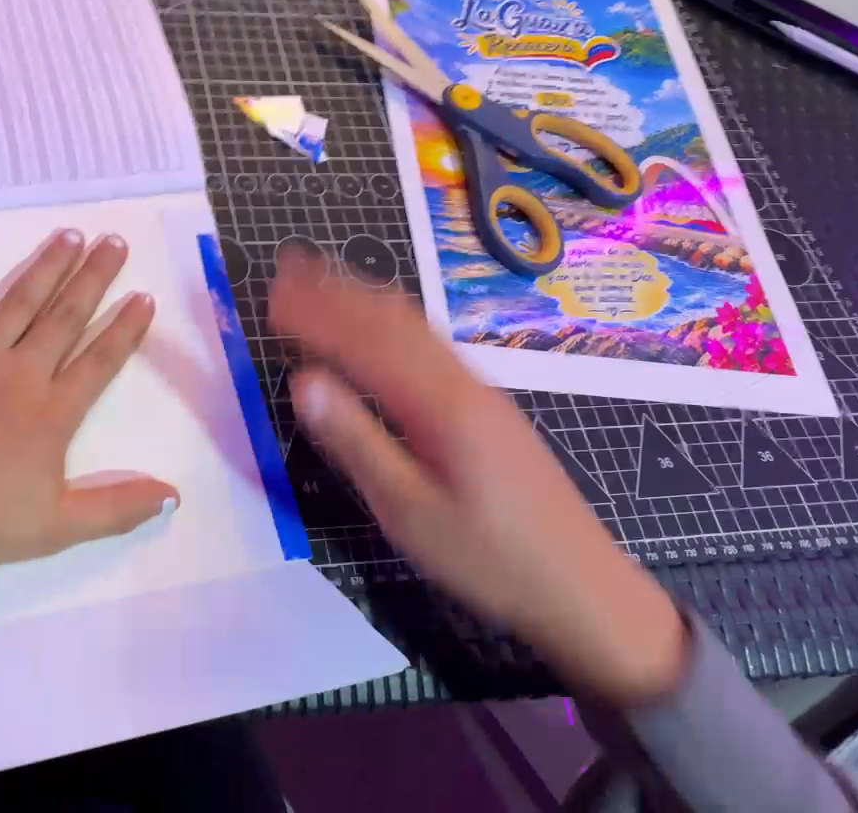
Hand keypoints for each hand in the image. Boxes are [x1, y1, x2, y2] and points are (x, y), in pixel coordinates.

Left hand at [0, 222, 178, 583]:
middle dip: (94, 278)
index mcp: (51, 413)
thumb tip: (173, 493)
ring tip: (70, 233)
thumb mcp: (54, 529)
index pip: (99, 361)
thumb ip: (116, 507)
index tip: (144, 297)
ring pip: (20, 300)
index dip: (125, 329)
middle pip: (65, 317)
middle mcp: (20, 373)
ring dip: (47, 264)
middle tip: (114, 241)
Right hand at [270, 249, 688, 706]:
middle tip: (288, 268)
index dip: (315, 314)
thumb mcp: (408, 511)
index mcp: (438, 404)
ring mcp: (479, 389)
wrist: (585, 589)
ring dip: (362, 296)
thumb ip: (355, 441)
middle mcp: (460, 381)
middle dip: (335, 289)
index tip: (272, 294)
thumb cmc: (488, 558)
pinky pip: (429, 342)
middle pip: (390, 318)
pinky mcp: (487, 404)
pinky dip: (390, 319)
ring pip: (414, 325)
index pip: (364, 341)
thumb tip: (302, 382)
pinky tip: (378, 322)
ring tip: (322, 279)